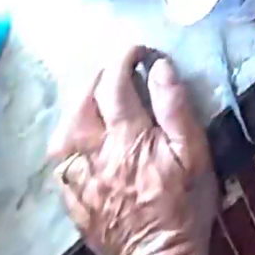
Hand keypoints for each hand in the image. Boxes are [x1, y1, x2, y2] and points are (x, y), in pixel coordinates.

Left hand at [49, 47, 216, 254]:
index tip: (140, 51)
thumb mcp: (193, 150)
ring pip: (63, 135)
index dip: (126, 59)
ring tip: (94, 98)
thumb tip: (160, 66)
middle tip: (116, 68)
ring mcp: (82, 182)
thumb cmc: (185, 204)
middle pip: (82, 105)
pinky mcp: (76, 204)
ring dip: (76, 108)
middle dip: (97, 77)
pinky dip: (69, 144)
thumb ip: (174, 105)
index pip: (116, 84)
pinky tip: (84, 140)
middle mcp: (97, 156)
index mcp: (128, 138)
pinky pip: (61, 167)